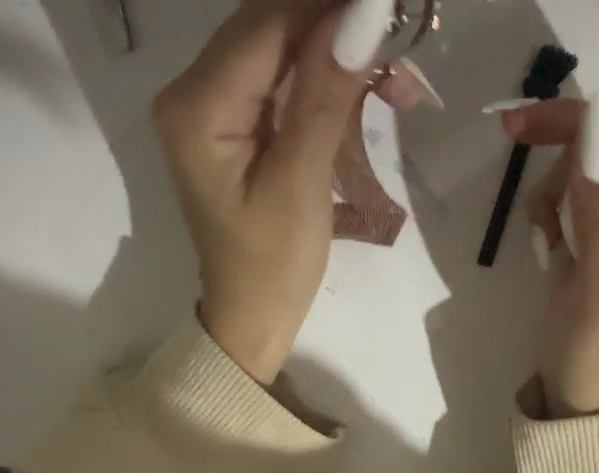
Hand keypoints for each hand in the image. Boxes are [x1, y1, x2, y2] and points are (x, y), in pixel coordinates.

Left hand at [152, 0, 403, 383]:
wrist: (250, 316)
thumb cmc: (272, 267)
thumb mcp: (299, 187)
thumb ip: (323, 99)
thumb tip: (359, 21)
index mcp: (196, 108)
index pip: (267, 25)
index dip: (331, 8)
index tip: (390, 10)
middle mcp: (194, 90)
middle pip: (273, 24)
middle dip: (341, 25)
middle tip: (404, 39)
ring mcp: (214, 102)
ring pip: (286, 45)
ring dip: (344, 51)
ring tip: (402, 79)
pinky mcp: (237, 118)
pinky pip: (287, 76)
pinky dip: (332, 77)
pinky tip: (376, 90)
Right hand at [503, 83, 598, 416]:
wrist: (587, 401)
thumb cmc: (598, 361)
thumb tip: (598, 127)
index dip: (582, 124)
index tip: (517, 132)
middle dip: (576, 145)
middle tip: (540, 199)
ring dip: (563, 174)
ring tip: (549, 235)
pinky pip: (589, 172)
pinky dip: (560, 191)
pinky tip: (553, 236)